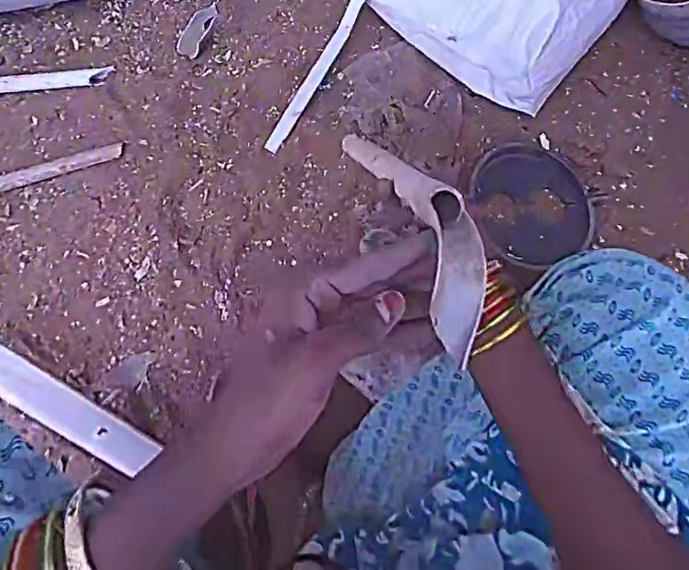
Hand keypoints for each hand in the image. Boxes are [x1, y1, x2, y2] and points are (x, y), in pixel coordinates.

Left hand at [192, 234, 438, 489]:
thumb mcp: (315, 362)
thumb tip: (398, 301)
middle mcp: (314, 296)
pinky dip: (395, 333)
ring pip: (374, 307)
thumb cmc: (267, 401)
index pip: (365, 267)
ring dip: (411, 305)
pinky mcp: (327, 348)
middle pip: (373, 283)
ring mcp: (321, 322)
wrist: (230, 450)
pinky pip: (367, 332)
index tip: (437, 239)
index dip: (403, 255)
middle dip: (413, 278)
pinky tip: (427, 332)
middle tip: (457, 268)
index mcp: (305, 287)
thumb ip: (360, 329)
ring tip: (453, 296)